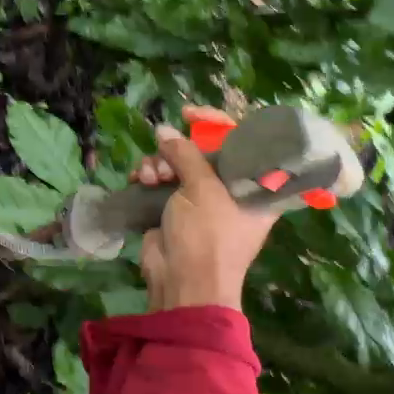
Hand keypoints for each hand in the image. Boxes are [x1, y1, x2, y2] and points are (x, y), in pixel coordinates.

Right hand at [130, 105, 277, 312]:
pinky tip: (139, 181)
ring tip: (149, 177)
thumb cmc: (208, 236)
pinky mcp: (175, 207)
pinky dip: (148, 175)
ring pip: (176, 163)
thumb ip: (186, 155)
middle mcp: (231, 190)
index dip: (218, 123)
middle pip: (202, 151)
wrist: (185, 279)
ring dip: (158, 163)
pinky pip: (160, 178)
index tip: (189, 114)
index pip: (244, 144)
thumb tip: (165, 131)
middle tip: (164, 157)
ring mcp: (202, 199)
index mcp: (255, 188)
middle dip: (177, 149)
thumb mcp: (202, 190)